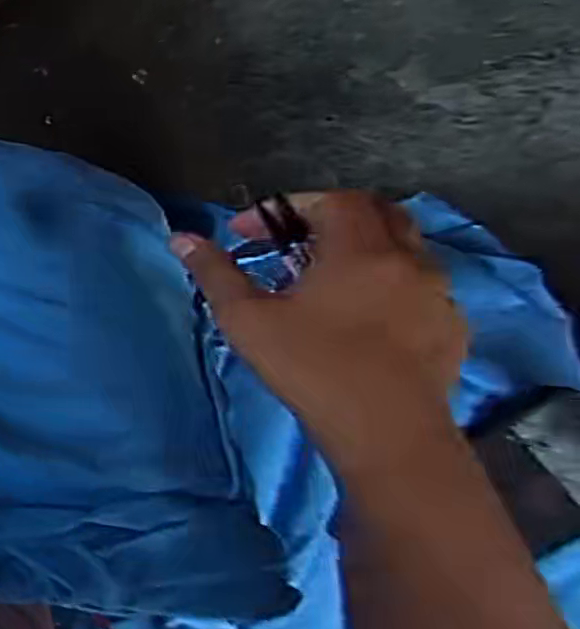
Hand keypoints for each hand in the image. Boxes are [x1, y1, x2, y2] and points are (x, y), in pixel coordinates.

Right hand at [170, 192, 468, 470]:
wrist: (383, 427)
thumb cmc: (306, 363)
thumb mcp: (243, 315)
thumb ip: (214, 271)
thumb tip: (182, 238)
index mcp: (361, 253)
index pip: (335, 201)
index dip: (285, 207)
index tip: (246, 234)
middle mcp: (410, 263)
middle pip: (377, 213)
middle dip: (324, 218)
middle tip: (281, 242)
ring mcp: (437, 294)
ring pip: (400, 247)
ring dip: (352, 248)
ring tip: (309, 277)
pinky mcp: (447, 324)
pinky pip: (413, 281)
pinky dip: (377, 278)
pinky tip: (346, 310)